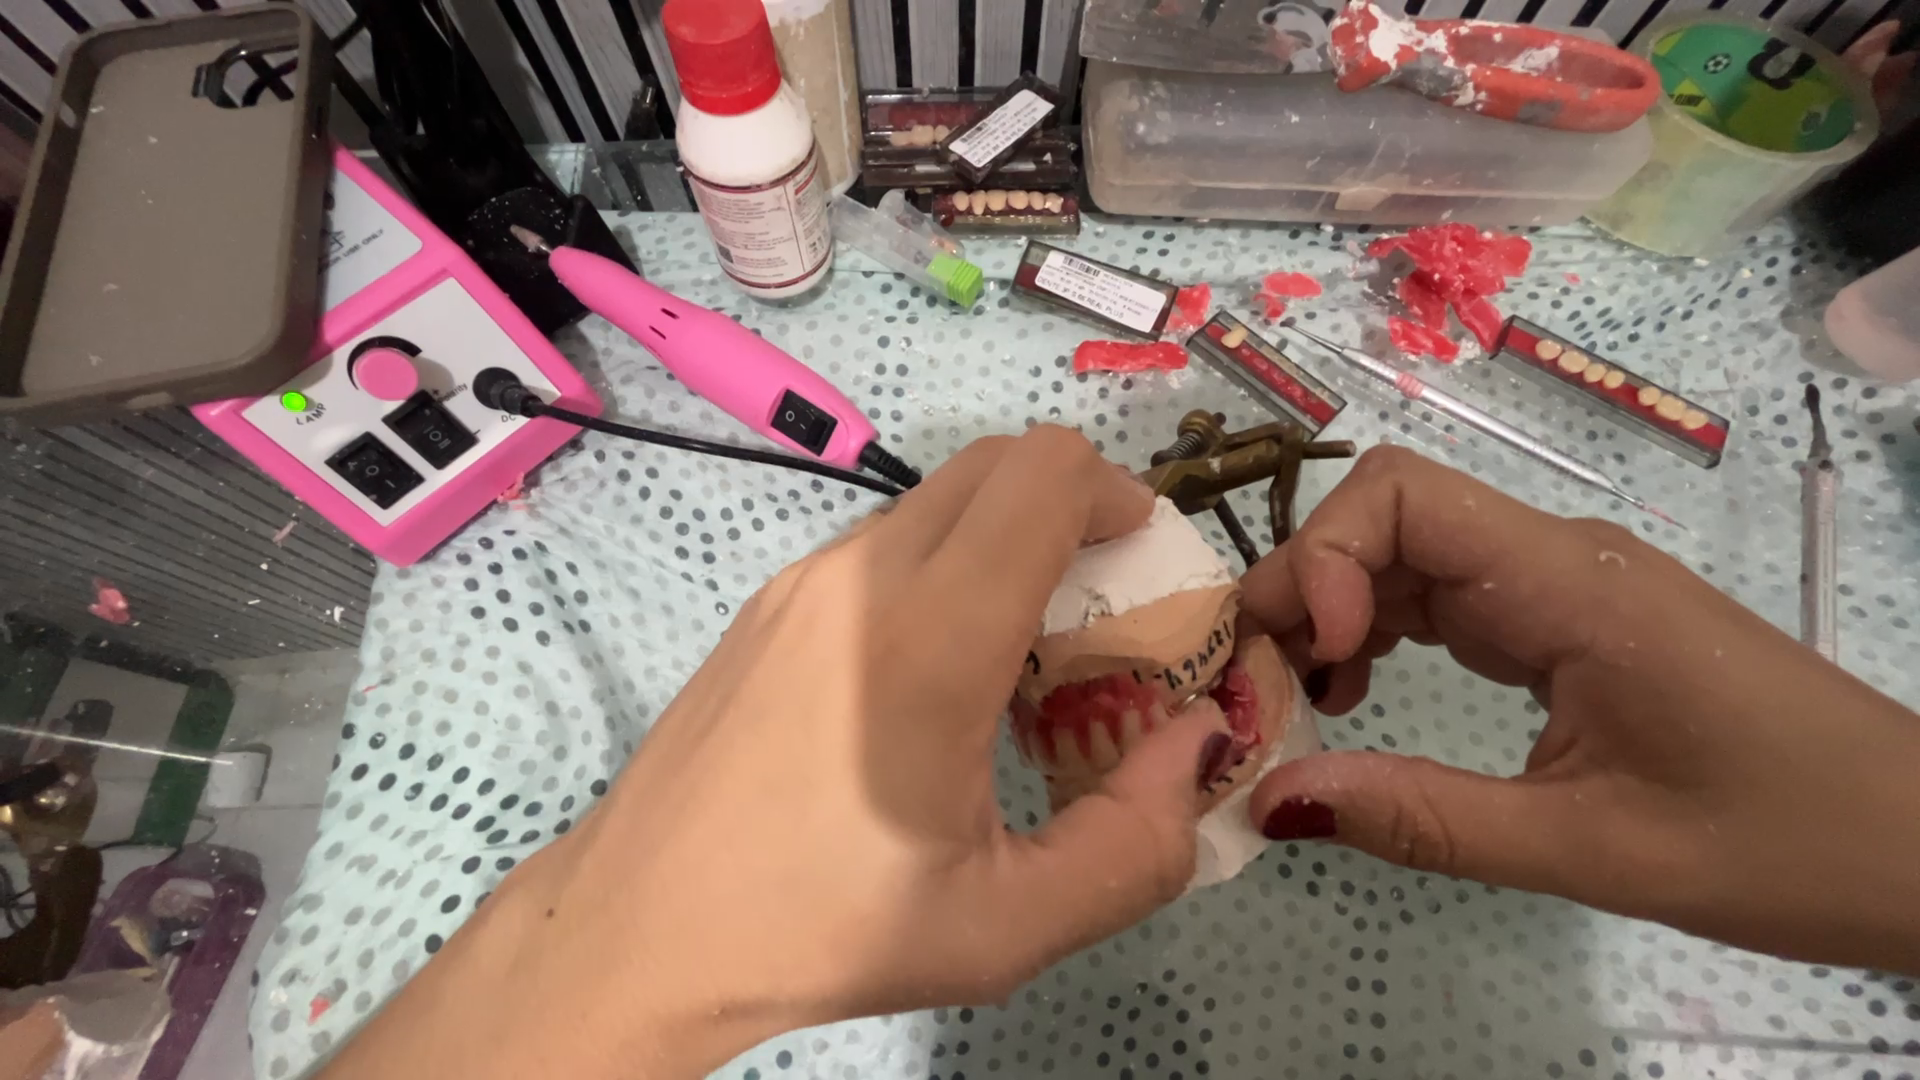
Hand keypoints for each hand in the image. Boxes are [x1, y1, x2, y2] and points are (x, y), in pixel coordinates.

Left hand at [319, 428, 1232, 1079]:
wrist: (638, 926)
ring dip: (1005, 535)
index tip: (1141, 560)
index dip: (1115, 493)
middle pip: (998, 463)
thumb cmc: (825, 927)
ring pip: (941, 499)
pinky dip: (945, 562)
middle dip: (1071, 502)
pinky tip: (932, 666)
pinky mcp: (775, 596)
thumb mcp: (1008, 927)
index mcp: (931, 633)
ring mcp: (808, 575)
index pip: (1045, 475)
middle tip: (1096, 598)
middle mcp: (865, 572)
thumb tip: (1197, 742)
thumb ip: (1135, 844)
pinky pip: (888, 540)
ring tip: (1016, 646)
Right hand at [1239, 445, 1919, 972]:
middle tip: (1260, 682)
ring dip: (1319, 613)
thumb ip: (1423, 822)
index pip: (1399, 496)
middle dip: (1298, 589)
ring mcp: (1536, 583)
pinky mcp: (1533, 615)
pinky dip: (1360, 633)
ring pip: (1385, 553)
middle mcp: (1542, 558)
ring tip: (1296, 696)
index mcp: (1568, 582)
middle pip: (1374, 520)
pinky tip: (1352, 691)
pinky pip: (1416, 593)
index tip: (1317, 658)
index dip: (1325, 557)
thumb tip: (1271, 800)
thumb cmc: (1793, 843)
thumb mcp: (1595, 852)